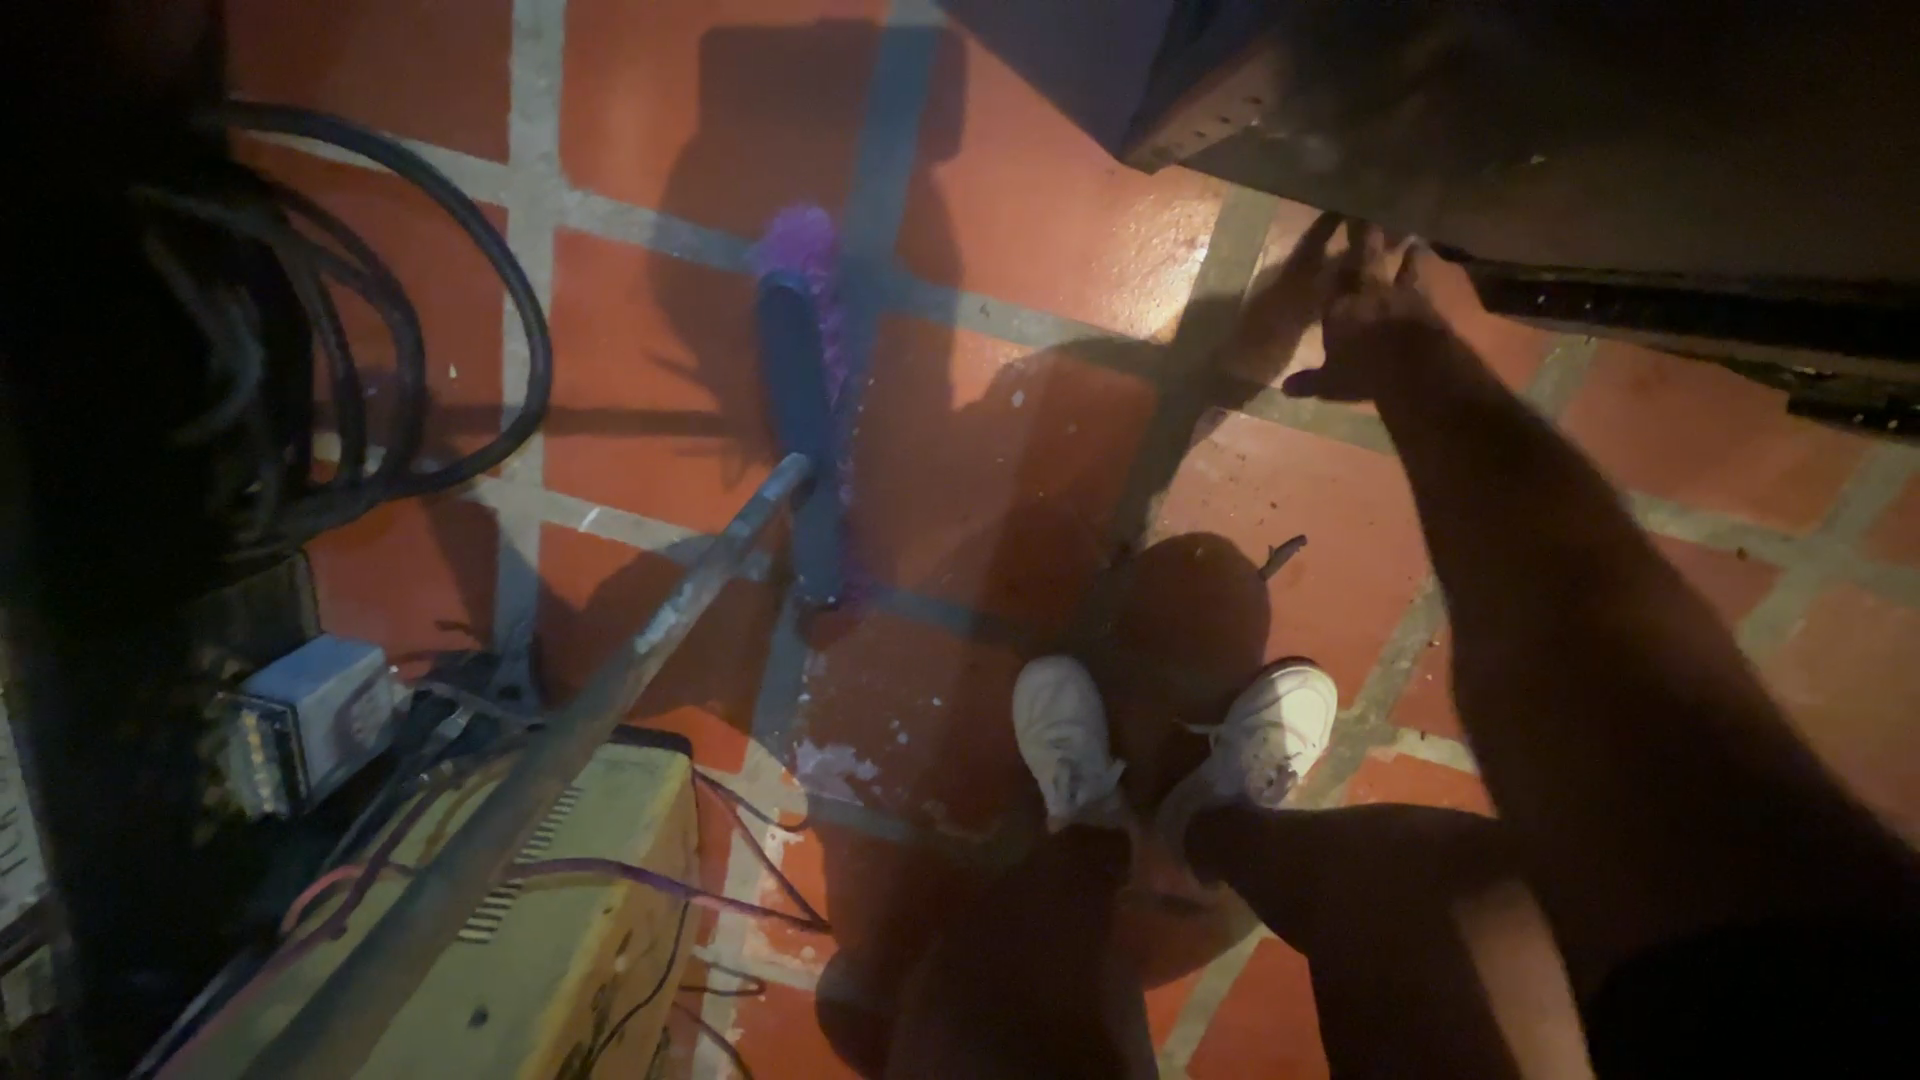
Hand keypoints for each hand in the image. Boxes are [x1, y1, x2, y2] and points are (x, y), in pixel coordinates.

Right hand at [1280, 222, 1452, 403]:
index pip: (1332, 282)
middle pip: (1366, 259)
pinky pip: (1425, 278)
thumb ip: (1309, 382)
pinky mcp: (1428, 300)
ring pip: (1403, 263)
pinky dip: (1428, 267)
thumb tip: (1285, 388)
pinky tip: (1432, 260)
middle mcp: (1368, 293)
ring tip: (1410, 237)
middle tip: (1368, 217)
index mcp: (1339, 310)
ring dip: (1406, 250)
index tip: (1330, 252)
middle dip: (1366, 238)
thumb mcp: (1330, 384)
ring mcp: (1401, 293)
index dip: (1332, 265)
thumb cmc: (1363, 374)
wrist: (1414, 368)